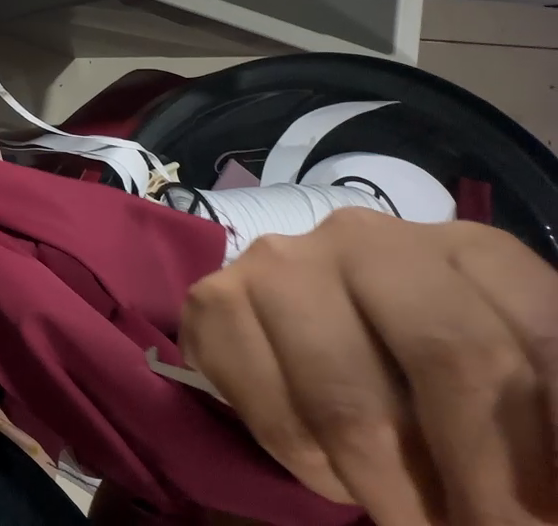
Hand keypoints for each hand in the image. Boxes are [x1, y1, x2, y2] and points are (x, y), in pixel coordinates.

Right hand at [181, 209, 557, 524]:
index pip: (540, 347)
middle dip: (481, 480)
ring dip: (391, 490)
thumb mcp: (523, 371)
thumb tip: (538, 494)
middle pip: (447, 359)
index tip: (549, 512)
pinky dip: (314, 468)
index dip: (552, 448)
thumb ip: (542, 403)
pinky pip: (270, 411)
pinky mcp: (212, 300)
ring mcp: (274, 264)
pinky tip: (340, 476)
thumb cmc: (450, 366)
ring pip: (346, 402)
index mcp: (468, 250)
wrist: (342, 335)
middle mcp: (362, 238)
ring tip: (411, 521)